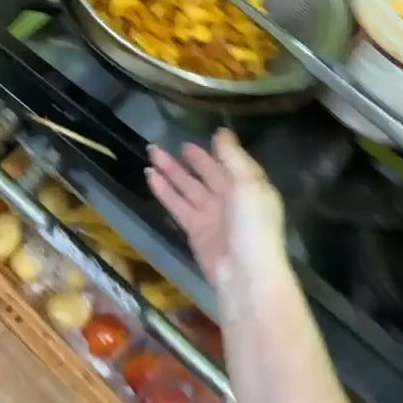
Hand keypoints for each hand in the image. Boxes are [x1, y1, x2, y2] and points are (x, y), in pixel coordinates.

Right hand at [146, 129, 285, 294]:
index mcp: (249, 187)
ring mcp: (211, 214)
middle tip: (170, 144)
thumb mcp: (248, 183)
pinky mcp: (194, 229)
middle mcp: (230, 199)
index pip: (232, 163)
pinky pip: (177, 204)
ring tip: (151, 153)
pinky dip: (164, 190)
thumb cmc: (252, 223)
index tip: (204, 135)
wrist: (244, 270)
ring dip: (170, 171)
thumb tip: (222, 132)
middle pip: (207, 174)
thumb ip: (233, 157)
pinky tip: (150, 177)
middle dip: (190, 159)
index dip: (219, 150)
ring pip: (188, 187)